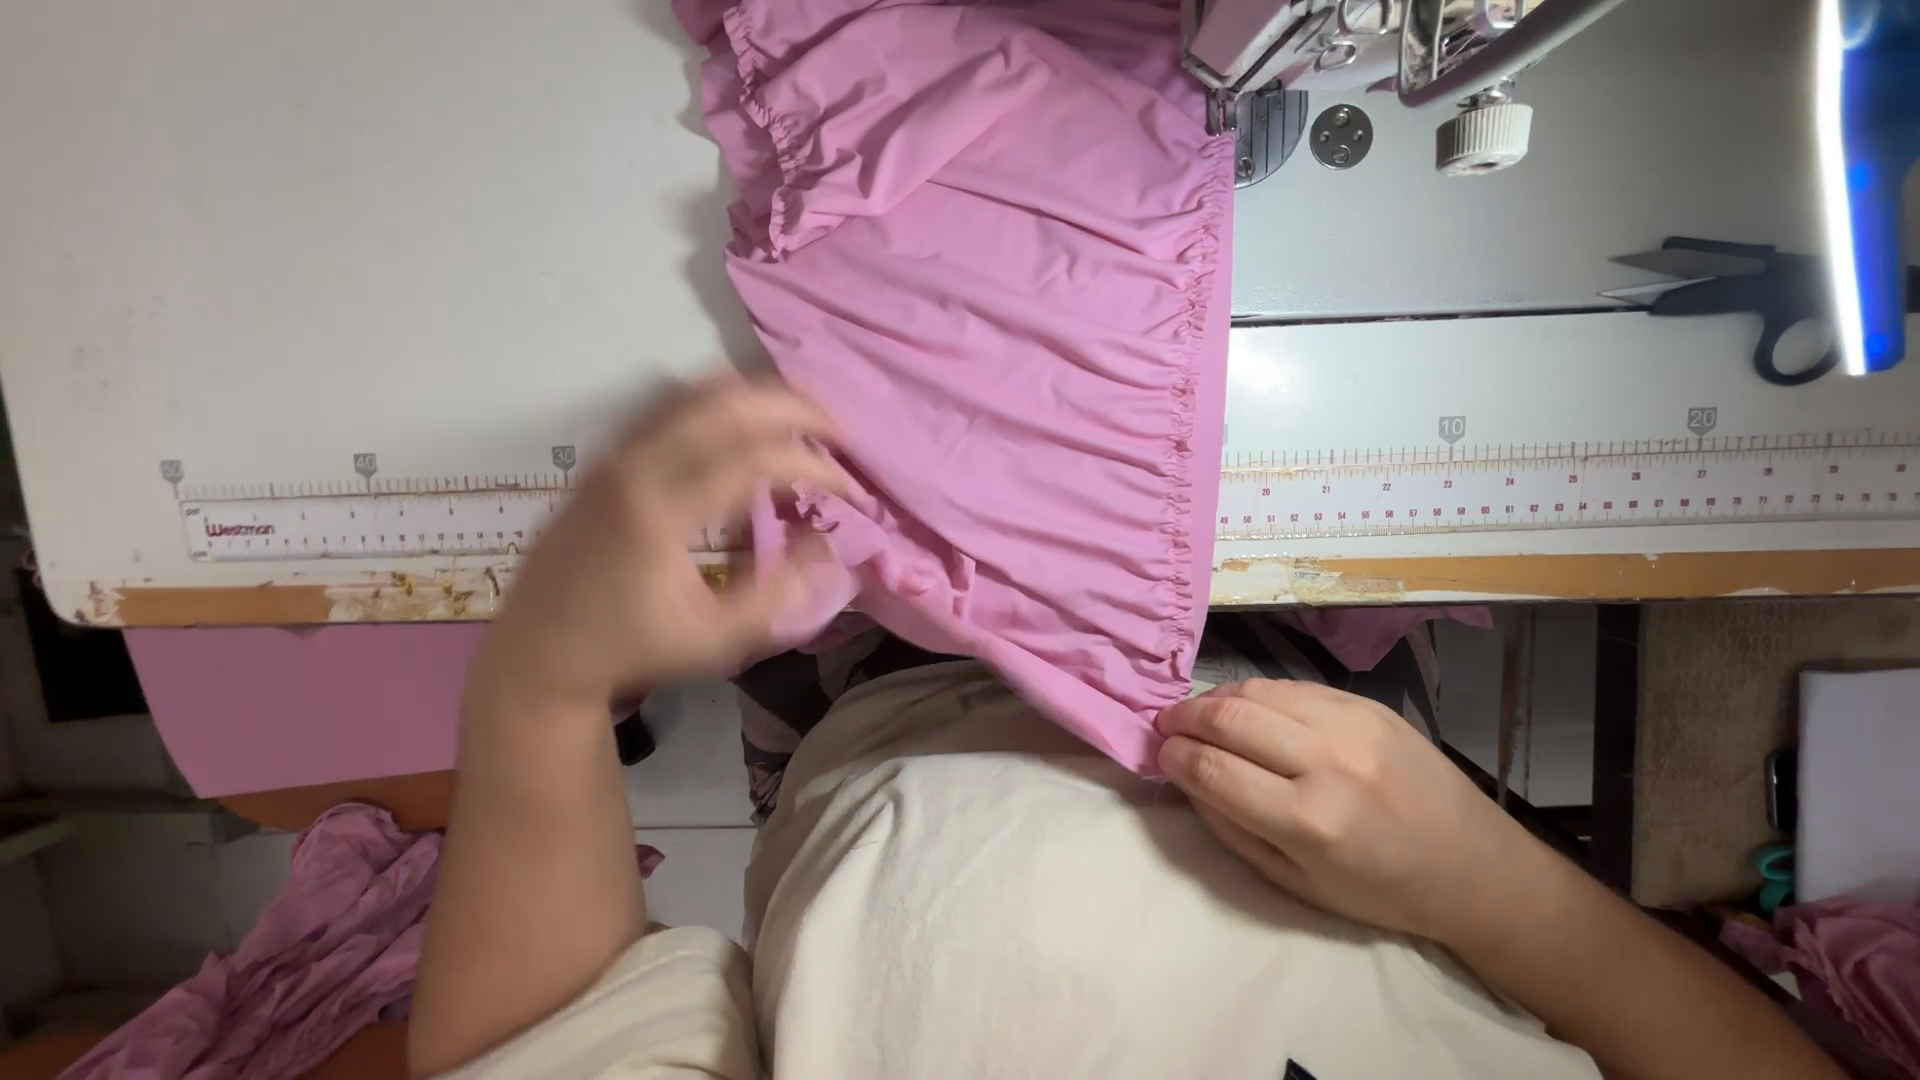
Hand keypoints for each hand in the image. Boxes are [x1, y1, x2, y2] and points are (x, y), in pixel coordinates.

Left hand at [478, 376, 847, 706]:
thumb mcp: (715, 640)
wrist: (538, 651)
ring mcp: (615, 455)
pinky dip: (718, 402)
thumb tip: (830, 548)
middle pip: (728, 402)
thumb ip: (778, 594)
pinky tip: (744, 423)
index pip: (756, 459)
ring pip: (695, 392)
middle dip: (794, 408)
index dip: (815, 467)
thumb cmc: (632, 649)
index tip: (850, 491)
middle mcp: (637, 466)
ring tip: (800, 419)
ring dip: (757, 397)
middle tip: (838, 432)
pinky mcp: (606, 458)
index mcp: (662, 511)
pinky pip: (669, 406)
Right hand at [1156, 680, 1541, 945]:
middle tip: (1166, 726)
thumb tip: (1186, 777)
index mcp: (1310, 821)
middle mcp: (1329, 763)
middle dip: (1184, 718)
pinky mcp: (1367, 704)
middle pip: (1229, 719)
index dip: (1175, 757)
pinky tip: (1245, 707)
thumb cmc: (1379, 889)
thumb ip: (1231, 827)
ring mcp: (1352, 725)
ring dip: (1214, 699)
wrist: (1474, 866)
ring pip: (1256, 691)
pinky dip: (1255, 693)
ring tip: (1198, 714)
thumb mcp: (1295, 883)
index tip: (1160, 754)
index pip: (1213, 769)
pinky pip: (1291, 685)